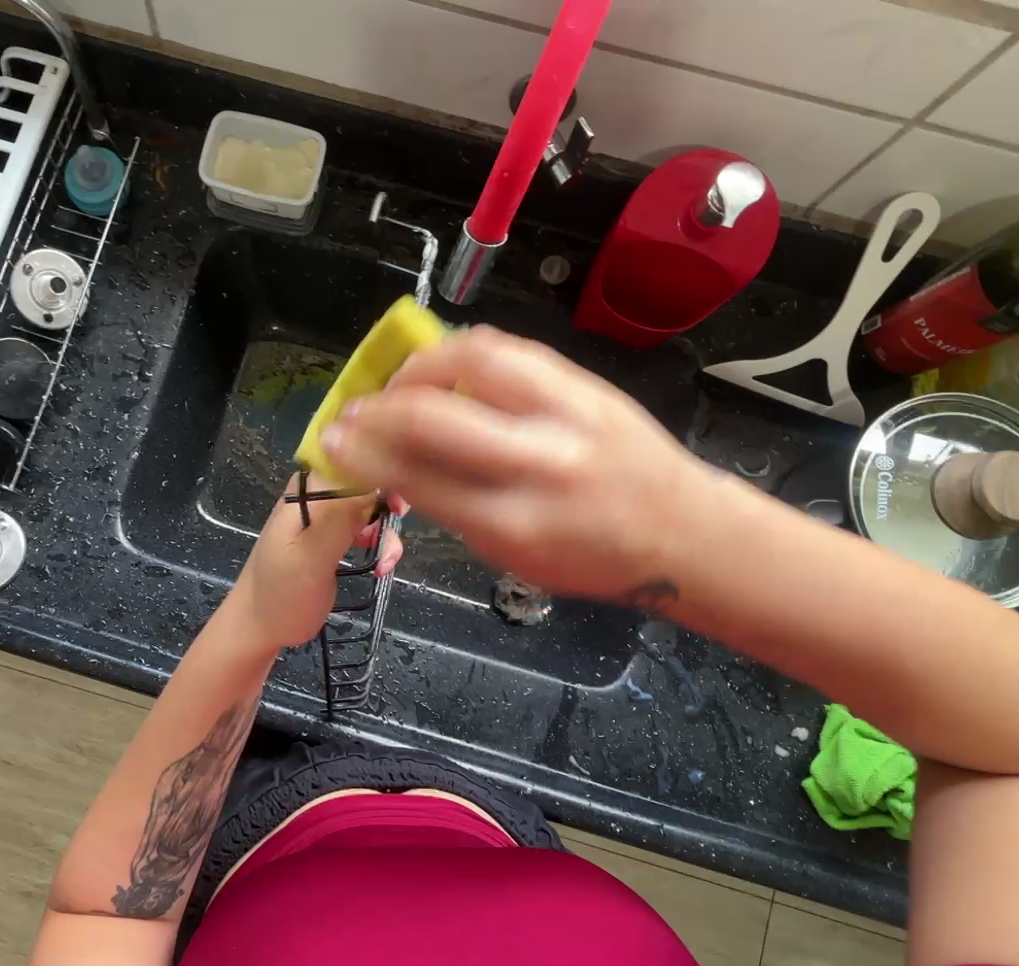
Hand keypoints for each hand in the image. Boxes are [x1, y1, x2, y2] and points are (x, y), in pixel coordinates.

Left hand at [234, 474, 403, 649]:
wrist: (260, 627)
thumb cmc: (281, 594)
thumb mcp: (311, 557)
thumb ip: (340, 517)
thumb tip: (373, 477)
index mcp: (306, 490)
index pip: (353, 461)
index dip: (383, 475)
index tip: (399, 505)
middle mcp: (316, 494)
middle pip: (367, 481)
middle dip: (388, 507)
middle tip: (393, 537)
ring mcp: (324, 514)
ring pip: (371, 506)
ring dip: (385, 532)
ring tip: (386, 563)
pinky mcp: (331, 535)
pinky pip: (364, 526)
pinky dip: (378, 543)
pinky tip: (381, 566)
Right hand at [318, 325, 712, 604]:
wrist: (686, 532)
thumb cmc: (592, 561)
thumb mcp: (512, 558)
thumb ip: (453, 508)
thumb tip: (396, 463)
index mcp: (514, 524)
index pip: (415, 478)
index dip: (361, 455)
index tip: (333, 440)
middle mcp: (539, 463)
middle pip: (433, 414)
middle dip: (376, 408)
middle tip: (355, 410)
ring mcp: (567, 413)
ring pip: (472, 359)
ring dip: (420, 365)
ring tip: (402, 381)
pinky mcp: (585, 382)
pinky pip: (510, 350)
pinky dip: (464, 354)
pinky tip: (449, 369)